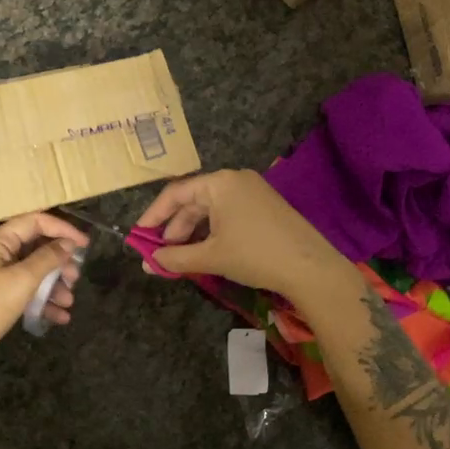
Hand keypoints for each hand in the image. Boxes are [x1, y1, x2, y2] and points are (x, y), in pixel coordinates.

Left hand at [0, 212, 89, 363]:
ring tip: (68, 301)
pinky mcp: (0, 296)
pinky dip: (43, 301)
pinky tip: (60, 316)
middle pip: (36, 247)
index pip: (35, 222)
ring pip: (34, 271)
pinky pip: (27, 291)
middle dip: (59, 262)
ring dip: (54, 285)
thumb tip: (68, 243)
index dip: (61, 229)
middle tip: (75, 276)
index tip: (84, 244)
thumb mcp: (23, 279)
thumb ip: (48, 258)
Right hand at [135, 170, 354, 299]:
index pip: (175, 193)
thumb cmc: (255, 255)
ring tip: (180, 257)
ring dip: (192, 232)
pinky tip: (205, 252)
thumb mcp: (211, 257)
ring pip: (211, 209)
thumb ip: (176, 258)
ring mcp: (253, 192)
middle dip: (174, 228)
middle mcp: (235, 180)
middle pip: (193, 200)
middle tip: (160, 252)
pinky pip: (228, 214)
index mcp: (219, 182)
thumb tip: (149, 263)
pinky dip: (212, 231)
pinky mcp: (265, 207)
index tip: (139, 236)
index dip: (153, 215)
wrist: (311, 268)